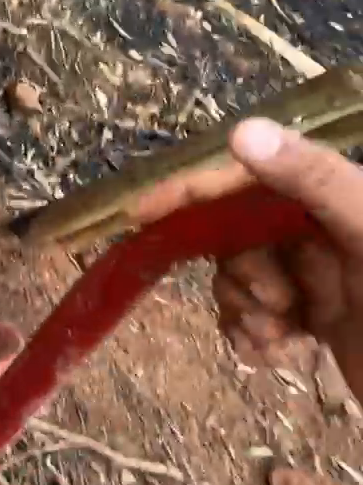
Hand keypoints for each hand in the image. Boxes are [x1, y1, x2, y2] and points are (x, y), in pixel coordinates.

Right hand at [129, 118, 362, 392]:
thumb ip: (318, 184)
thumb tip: (242, 130)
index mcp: (344, 207)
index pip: (249, 182)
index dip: (192, 193)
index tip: (142, 214)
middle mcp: (328, 236)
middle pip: (237, 236)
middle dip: (238, 273)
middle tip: (272, 302)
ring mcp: (323, 280)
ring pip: (239, 277)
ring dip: (243, 308)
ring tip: (276, 338)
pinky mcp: (318, 320)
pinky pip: (254, 314)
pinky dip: (250, 334)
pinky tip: (273, 354)